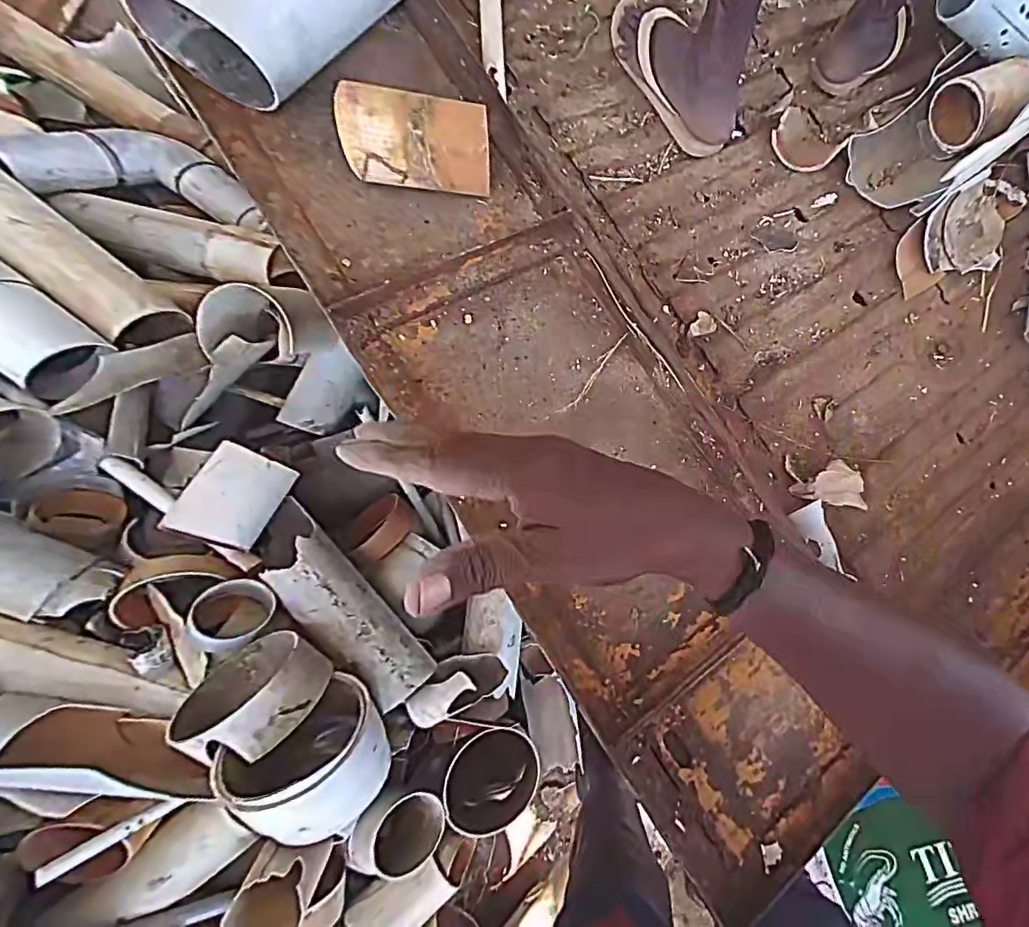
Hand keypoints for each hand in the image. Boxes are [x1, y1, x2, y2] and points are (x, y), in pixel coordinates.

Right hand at [335, 423, 750, 614]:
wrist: (677, 520)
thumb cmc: (615, 541)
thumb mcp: (547, 561)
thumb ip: (482, 569)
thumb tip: (414, 590)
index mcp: (519, 470)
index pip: (441, 461)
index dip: (394, 458)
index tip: (351, 448)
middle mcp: (531, 452)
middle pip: (458, 444)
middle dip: (408, 441)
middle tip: (363, 437)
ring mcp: (552, 453)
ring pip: (482, 445)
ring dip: (438, 444)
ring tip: (402, 443)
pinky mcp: (566, 462)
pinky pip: (502, 450)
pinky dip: (469, 452)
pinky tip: (470, 464)